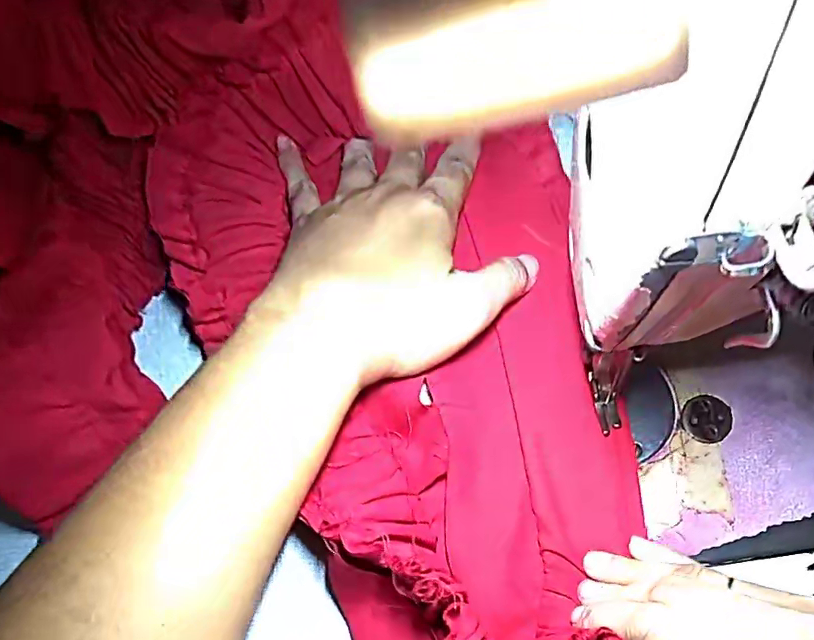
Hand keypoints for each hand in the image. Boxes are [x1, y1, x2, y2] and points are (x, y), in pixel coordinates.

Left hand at [239, 134, 537, 388]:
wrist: (322, 334)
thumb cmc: (396, 325)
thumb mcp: (467, 310)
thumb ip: (501, 282)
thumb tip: (529, 266)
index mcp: (430, 215)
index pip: (455, 174)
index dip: (466, 153)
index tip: (471, 133)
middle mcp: (386, 200)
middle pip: (405, 163)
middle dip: (417, 147)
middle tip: (421, 131)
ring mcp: (342, 208)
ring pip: (355, 167)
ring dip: (364, 152)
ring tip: (364, 139)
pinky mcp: (305, 227)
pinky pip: (299, 185)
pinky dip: (293, 164)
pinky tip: (284, 146)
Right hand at [573, 537, 813, 639]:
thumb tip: (616, 638)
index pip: (668, 628)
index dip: (616, 619)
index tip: (575, 618)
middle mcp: (790, 627)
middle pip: (684, 596)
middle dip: (626, 591)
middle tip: (581, 585)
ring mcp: (801, 609)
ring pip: (702, 580)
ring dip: (647, 572)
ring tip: (601, 562)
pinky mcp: (800, 604)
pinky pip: (726, 580)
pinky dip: (682, 570)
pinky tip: (647, 552)